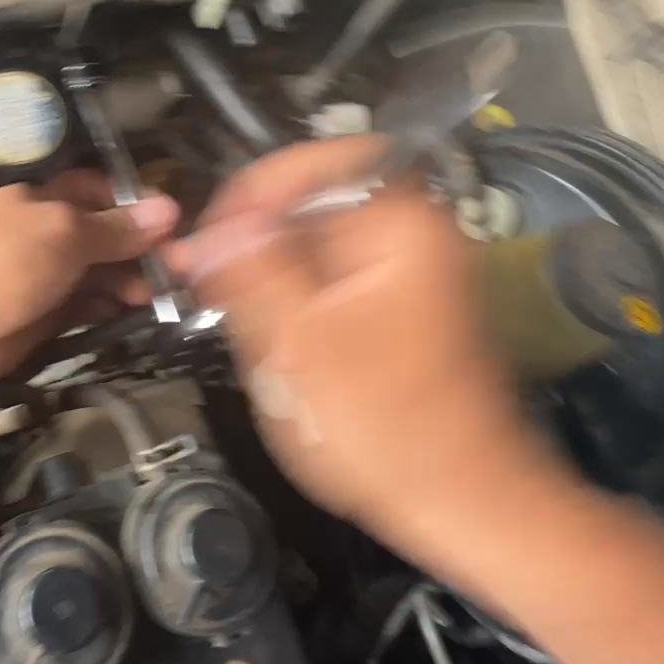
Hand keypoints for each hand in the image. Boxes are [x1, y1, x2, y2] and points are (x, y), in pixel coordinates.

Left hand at [0, 171, 178, 401]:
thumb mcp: (59, 233)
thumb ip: (114, 227)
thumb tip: (168, 209)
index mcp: (30, 193)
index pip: (91, 186)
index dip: (130, 200)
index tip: (170, 220)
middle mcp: (35, 229)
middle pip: (98, 230)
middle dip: (138, 244)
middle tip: (177, 265)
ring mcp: (35, 274)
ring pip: (94, 269)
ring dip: (128, 277)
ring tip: (159, 293)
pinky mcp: (39, 315)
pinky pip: (82, 303)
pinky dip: (107, 304)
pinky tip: (132, 310)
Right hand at [167, 138, 575, 558]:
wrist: (462, 502)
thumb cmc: (385, 431)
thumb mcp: (299, 348)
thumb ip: (250, 274)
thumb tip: (213, 227)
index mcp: (400, 227)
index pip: (316, 161)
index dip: (254, 190)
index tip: (211, 234)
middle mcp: (411, 236)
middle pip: (311, 203)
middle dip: (252, 239)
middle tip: (201, 276)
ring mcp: (403, 274)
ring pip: (312, 246)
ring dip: (264, 273)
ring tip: (224, 310)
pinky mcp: (392, 309)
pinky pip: (328, 281)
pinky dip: (289, 299)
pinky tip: (263, 336)